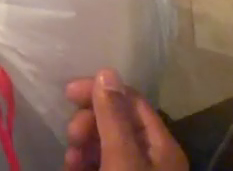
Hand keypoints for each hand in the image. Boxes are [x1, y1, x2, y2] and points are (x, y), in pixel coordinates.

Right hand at [63, 70, 188, 170]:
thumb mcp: (122, 158)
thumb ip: (114, 117)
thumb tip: (107, 71)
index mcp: (163, 146)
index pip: (131, 100)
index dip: (100, 90)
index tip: (69, 93)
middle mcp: (153, 156)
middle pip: (115, 121)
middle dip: (88, 122)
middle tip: (73, 135)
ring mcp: (136, 170)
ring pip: (104, 143)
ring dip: (82, 144)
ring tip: (71, 158)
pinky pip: (99, 161)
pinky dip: (83, 160)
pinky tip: (72, 166)